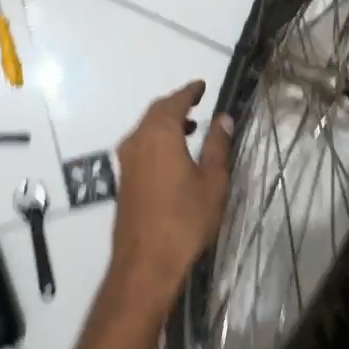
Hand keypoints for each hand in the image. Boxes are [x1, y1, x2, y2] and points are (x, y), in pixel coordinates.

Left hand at [109, 80, 233, 314]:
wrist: (146, 262)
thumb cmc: (185, 219)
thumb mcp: (212, 182)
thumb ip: (218, 146)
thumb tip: (224, 119)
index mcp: (159, 135)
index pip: (174, 102)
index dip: (189, 92)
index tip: (202, 85)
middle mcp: (137, 142)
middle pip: (155, 113)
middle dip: (175, 106)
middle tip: (196, 103)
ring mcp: (126, 163)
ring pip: (145, 131)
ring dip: (166, 125)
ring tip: (190, 129)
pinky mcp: (124, 181)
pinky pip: (141, 148)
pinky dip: (157, 141)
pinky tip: (174, 157)